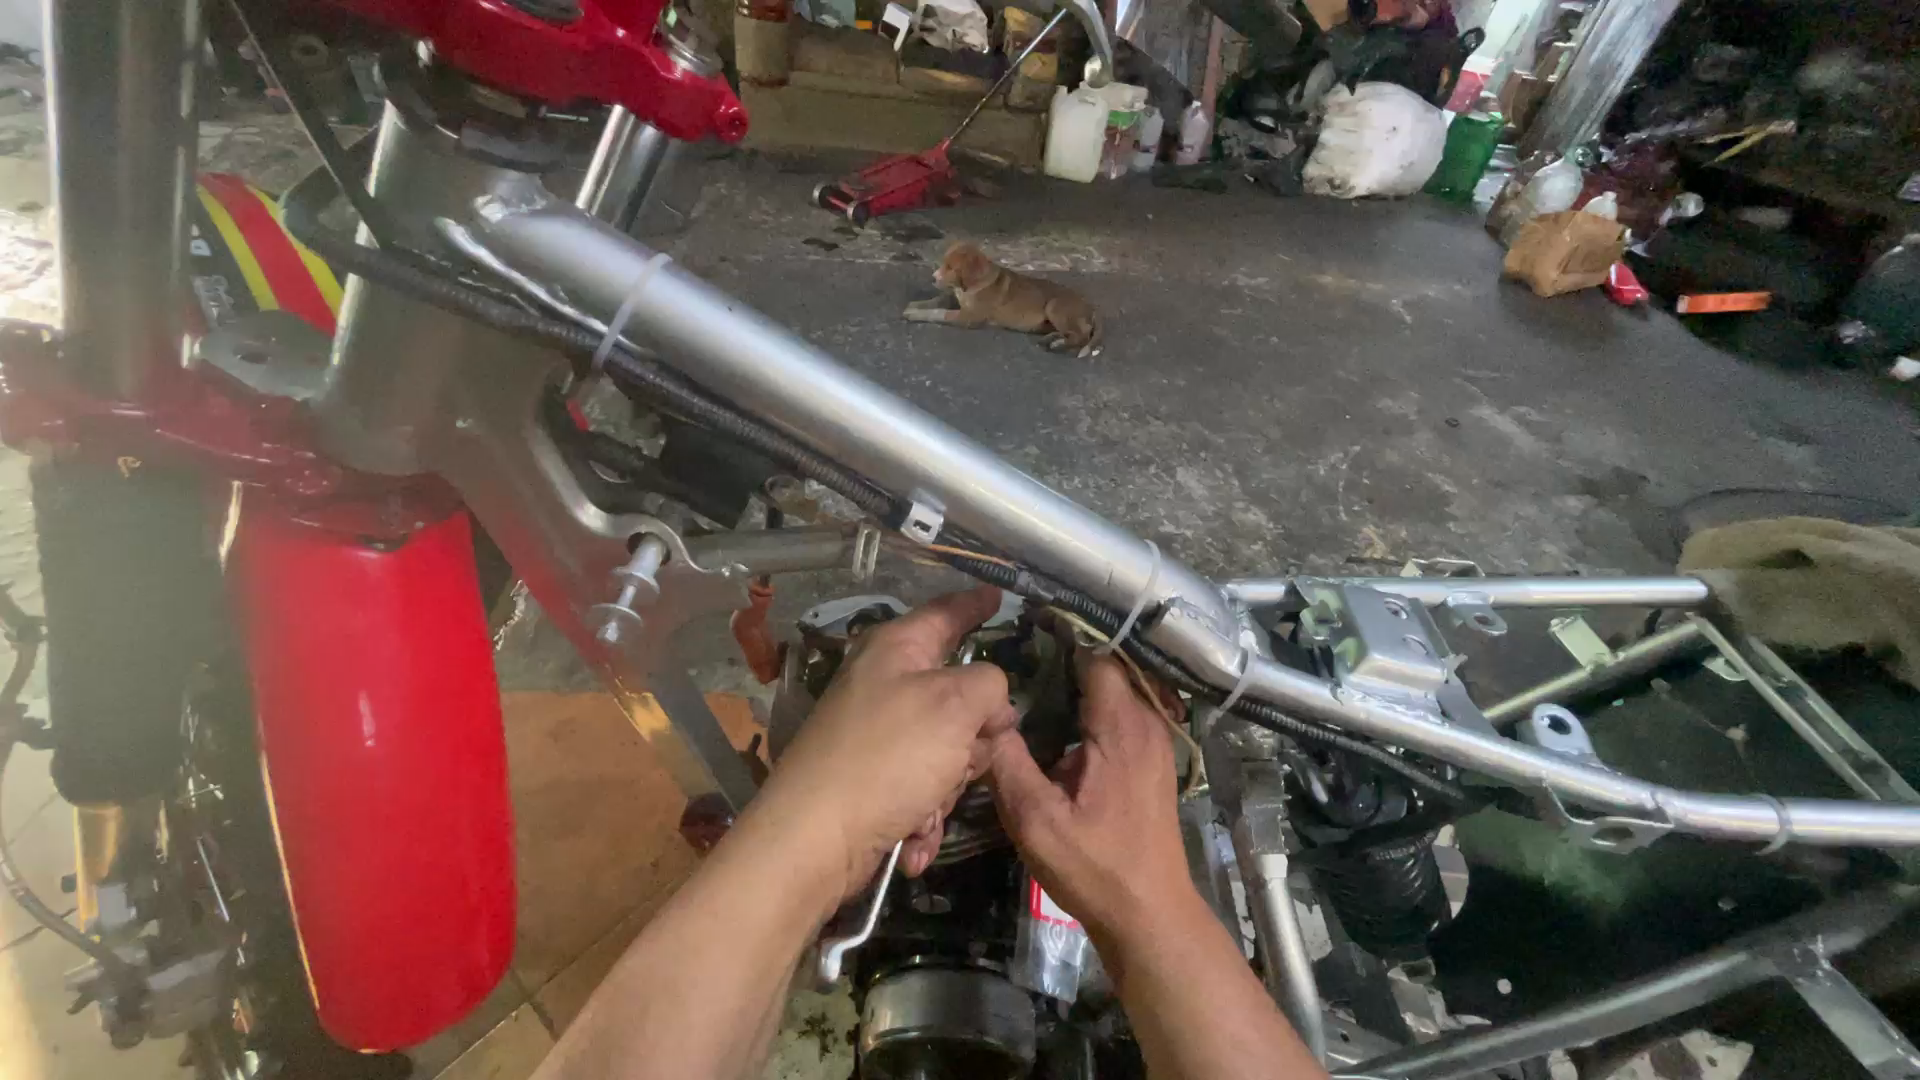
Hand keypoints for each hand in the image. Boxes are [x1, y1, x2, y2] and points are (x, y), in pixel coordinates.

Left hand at [752, 586, 1017, 900]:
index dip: (975, 603)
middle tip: (970, 752)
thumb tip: (992, 702)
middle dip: (973, 734)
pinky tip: (913, 838)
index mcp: (897, 649)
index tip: (998, 594)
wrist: (814, 840)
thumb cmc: (887, 756)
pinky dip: (924, 814)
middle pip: (958, 695)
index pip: (946, 613)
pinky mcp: (873, 779)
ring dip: (949, 784)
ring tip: (928, 805)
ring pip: (947, 748)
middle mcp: (884, 684)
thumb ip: (989, 686)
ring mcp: (877, 734)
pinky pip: (923, 788)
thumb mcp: (954, 705)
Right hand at [988, 650, 1193, 941]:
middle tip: (1023, 647)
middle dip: (1070, 651)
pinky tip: (1063, 714)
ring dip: (1084, 676)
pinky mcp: (1154, 760)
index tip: (1024, 627)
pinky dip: (1097, 700)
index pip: (1095, 656)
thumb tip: (985, 714)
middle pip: (1110, 665)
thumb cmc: (1095, 867)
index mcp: (1121, 727)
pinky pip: (1126, 710)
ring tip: (1037, 672)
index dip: (1061, 637)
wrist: (1150, 915)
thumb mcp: (1035, 819)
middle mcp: (1148, 723)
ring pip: (1120, 687)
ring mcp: (1157, 741)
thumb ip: (1007, 761)